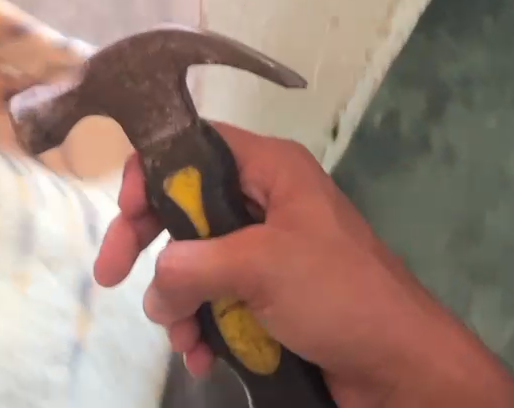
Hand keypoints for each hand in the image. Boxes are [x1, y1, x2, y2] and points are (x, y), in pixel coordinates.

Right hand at [94, 124, 513, 407]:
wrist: (403, 368)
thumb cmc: (339, 293)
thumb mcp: (263, 266)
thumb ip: (196, 264)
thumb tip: (156, 286)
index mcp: (269, 168)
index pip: (196, 146)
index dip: (155, 170)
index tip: (127, 211)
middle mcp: (263, 200)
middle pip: (187, 205)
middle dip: (150, 243)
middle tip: (111, 274)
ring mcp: (265, 249)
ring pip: (195, 259)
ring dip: (178, 299)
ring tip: (182, 338)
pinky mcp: (268, 294)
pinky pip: (215, 297)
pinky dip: (201, 324)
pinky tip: (201, 355)